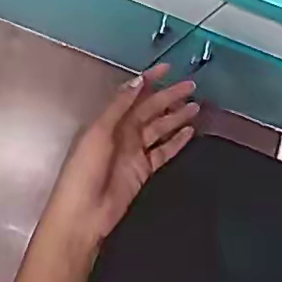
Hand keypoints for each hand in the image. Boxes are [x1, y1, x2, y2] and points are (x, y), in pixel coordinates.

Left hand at [35, 65, 197, 261]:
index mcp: (109, 120)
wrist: (85, 212)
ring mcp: (134, 151)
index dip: (150, 80)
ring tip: (196, 106)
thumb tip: (138, 81)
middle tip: (191, 86)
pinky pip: (163, 151)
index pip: (133, 94)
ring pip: (160, 128)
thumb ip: (120, 106)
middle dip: (170, 97)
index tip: (168, 68)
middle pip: (150, 110)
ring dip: (176, 117)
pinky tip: (189, 132)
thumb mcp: (99, 132)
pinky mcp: (144, 170)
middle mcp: (123, 132)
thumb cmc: (85, 170)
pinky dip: (176, 141)